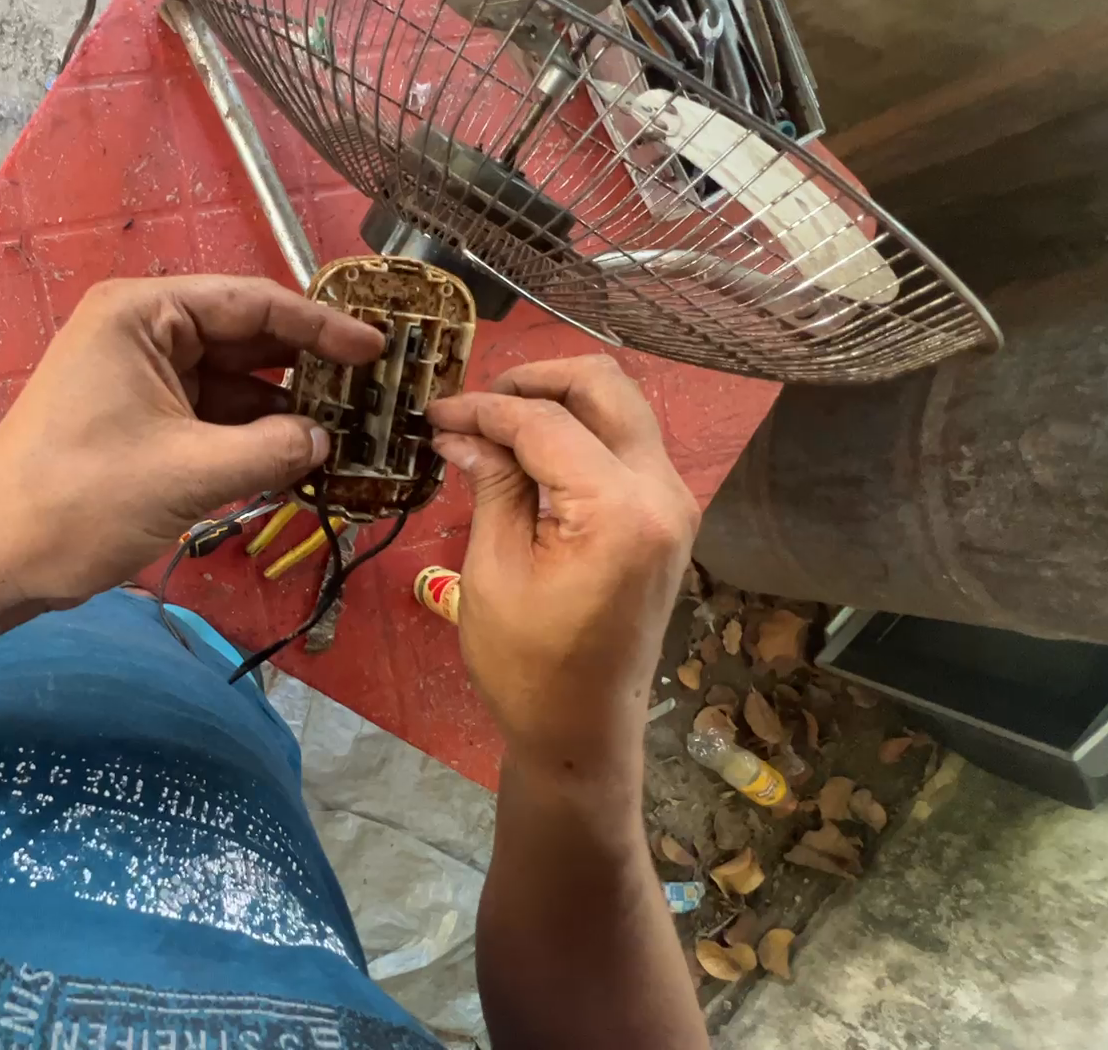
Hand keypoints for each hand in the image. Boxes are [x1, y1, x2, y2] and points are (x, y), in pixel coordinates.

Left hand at [0, 276, 382, 605]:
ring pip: (229, 386)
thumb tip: (327, 440)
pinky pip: (208, 420)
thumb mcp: (190, 473)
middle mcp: (141, 334)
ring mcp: (138, 380)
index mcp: (143, 315)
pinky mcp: (137, 423)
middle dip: (304, 371)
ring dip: (280, 412)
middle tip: (369, 396)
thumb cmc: (82, 501)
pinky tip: (293, 460)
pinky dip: (247, 439)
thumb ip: (272, 449)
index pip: (251, 303)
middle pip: (243, 342)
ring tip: (344, 434)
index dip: (321, 327)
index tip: (377, 348)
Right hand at [425, 356, 698, 781]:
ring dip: (556, 402)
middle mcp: (662, 491)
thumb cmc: (525, 663)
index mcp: (617, 509)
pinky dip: (575, 433)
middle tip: (474, 404)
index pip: (545, 422)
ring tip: (493, 424)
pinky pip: (623, 445)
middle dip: (533, 379)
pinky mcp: (663, 516)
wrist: (581, 727)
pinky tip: (526, 453)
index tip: (434, 412)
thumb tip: (460, 432)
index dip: (482, 408)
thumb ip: (490, 485)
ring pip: (620, 408)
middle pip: (605, 386)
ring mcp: (673, 502)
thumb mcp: (493, 569)